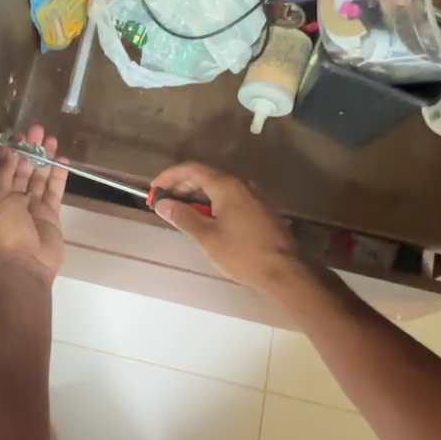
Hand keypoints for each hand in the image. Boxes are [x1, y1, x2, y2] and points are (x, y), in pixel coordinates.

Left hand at [0, 124, 67, 280]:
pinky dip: (58, 176)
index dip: (12, 152)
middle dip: (29, 150)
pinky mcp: (51, 214)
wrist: (26, 263)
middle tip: (38, 129)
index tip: (20, 134)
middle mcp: (13, 201)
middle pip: (22, 171)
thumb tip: (7, 151)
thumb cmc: (5, 229)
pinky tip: (63, 160)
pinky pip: (55, 191)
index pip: (4, 169)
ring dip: (45, 159)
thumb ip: (3, 174)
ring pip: (39, 178)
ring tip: (51, 138)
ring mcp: (33, 207)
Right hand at [148, 162, 310, 291]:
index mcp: (226, 186)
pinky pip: (230, 196)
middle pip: (205, 175)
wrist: (285, 270)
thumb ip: (183, 217)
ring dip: (197, 194)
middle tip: (164, 201)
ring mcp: (253, 196)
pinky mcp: (259, 208)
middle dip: (182, 185)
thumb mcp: (207, 237)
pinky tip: (206, 218)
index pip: (192, 169)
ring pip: (218, 186)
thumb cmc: (243, 253)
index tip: (154, 189)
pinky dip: (212, 201)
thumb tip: (162, 203)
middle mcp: (241, 184)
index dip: (170, 176)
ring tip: (181, 211)